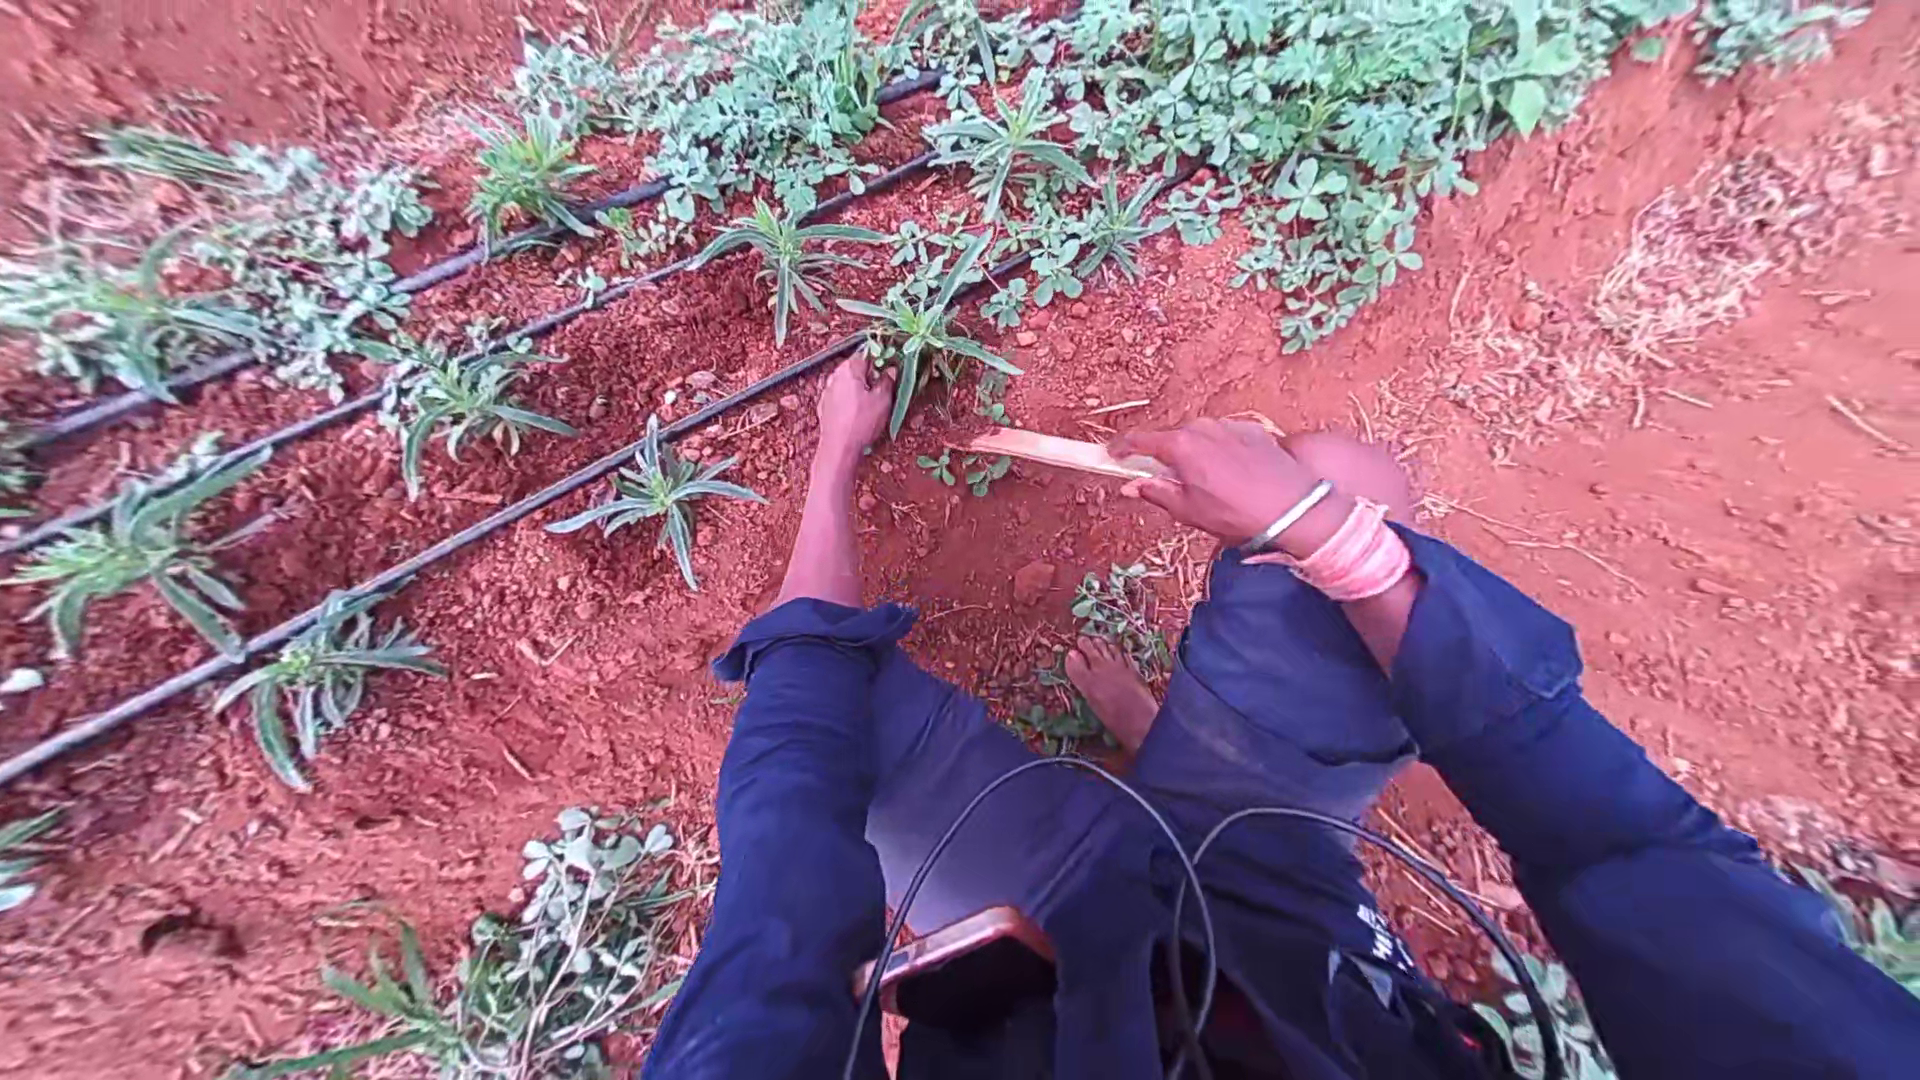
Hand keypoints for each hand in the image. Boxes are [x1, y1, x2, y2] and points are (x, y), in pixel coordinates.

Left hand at [814, 357, 894, 467]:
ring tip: (873, 404)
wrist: (839, 448)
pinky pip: (841, 397)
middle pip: (856, 368)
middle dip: (871, 375)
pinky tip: (859, 413)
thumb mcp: (883, 400)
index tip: (891, 369)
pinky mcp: (825, 407)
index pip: (867, 353)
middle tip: (885, 388)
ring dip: (860, 389)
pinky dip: (850, 401)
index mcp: (849, 369)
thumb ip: (887, 381)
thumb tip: (891, 370)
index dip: (881, 360)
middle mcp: (835, 376)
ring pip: (848, 383)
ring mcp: (827, 392)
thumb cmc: (861, 423)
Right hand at [1111, 419, 1347, 554]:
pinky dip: (1216, 450)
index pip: (1139, 440)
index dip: (1120, 448)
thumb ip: (1155, 492)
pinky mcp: (1252, 430)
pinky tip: (1227, 474)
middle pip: (1170, 437)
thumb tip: (1130, 486)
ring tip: (1201, 482)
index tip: (1110, 455)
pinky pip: (1222, 436)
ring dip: (1191, 453)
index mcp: (1181, 446)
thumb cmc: (1236, 512)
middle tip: (1161, 480)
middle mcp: (1203, 427)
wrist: (1293, 508)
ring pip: (1197, 436)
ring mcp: (1229, 426)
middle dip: (1161, 455)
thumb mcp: (1187, 509)